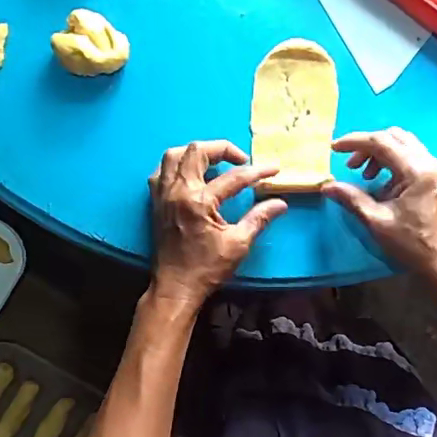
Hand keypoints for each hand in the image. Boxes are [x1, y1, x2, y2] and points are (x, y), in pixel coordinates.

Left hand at [149, 141, 286, 306]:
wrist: (175, 287)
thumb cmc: (206, 268)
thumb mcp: (238, 244)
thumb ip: (259, 219)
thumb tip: (280, 203)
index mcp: (198, 202)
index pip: (233, 177)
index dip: (257, 172)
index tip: (273, 169)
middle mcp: (177, 191)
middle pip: (196, 151)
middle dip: (222, 149)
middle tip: (240, 160)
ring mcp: (162, 194)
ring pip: (174, 155)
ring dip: (196, 152)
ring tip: (215, 161)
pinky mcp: (156, 201)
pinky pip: (161, 171)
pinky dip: (177, 166)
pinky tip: (191, 174)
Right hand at [322, 128, 436, 279]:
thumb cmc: (412, 243)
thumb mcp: (376, 221)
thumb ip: (351, 198)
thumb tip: (327, 185)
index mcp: (416, 170)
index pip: (381, 142)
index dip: (354, 142)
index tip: (334, 149)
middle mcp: (429, 162)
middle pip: (393, 137)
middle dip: (367, 145)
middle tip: (350, 165)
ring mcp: (435, 169)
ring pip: (403, 144)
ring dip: (379, 152)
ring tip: (364, 175)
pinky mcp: (435, 178)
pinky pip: (410, 157)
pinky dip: (391, 161)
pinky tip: (381, 183)